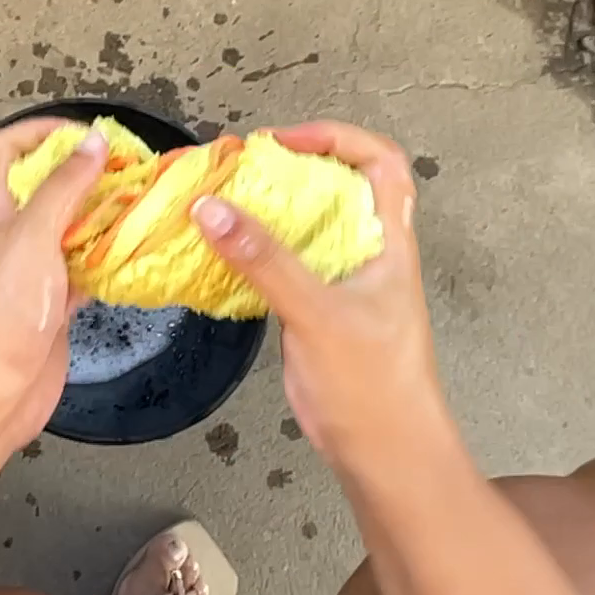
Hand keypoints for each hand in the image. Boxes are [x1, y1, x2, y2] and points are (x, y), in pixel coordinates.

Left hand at [0, 117, 105, 455]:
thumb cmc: (0, 311)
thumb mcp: (32, 236)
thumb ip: (63, 188)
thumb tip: (93, 142)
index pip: (7, 148)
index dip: (41, 131)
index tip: (87, 136)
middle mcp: (13, 231)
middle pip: (46, 184)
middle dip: (84, 171)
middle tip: (130, 169)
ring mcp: (34, 267)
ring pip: (71, 225)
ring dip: (103, 214)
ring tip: (143, 205)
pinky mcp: (54, 301)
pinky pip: (85, 267)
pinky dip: (109, 258)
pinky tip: (137, 254)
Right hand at [191, 120, 459, 481]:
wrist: (383, 457)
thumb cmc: (373, 385)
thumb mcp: (318, 313)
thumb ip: (263, 259)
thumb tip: (208, 206)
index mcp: (386, 241)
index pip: (379, 162)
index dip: (335, 138)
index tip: (283, 141)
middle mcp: (362, 250)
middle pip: (333, 184)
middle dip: (286, 165)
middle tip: (238, 165)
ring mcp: (335, 277)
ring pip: (300, 220)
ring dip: (261, 204)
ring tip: (217, 196)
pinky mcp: (309, 302)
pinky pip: (276, 255)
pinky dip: (246, 242)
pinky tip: (215, 244)